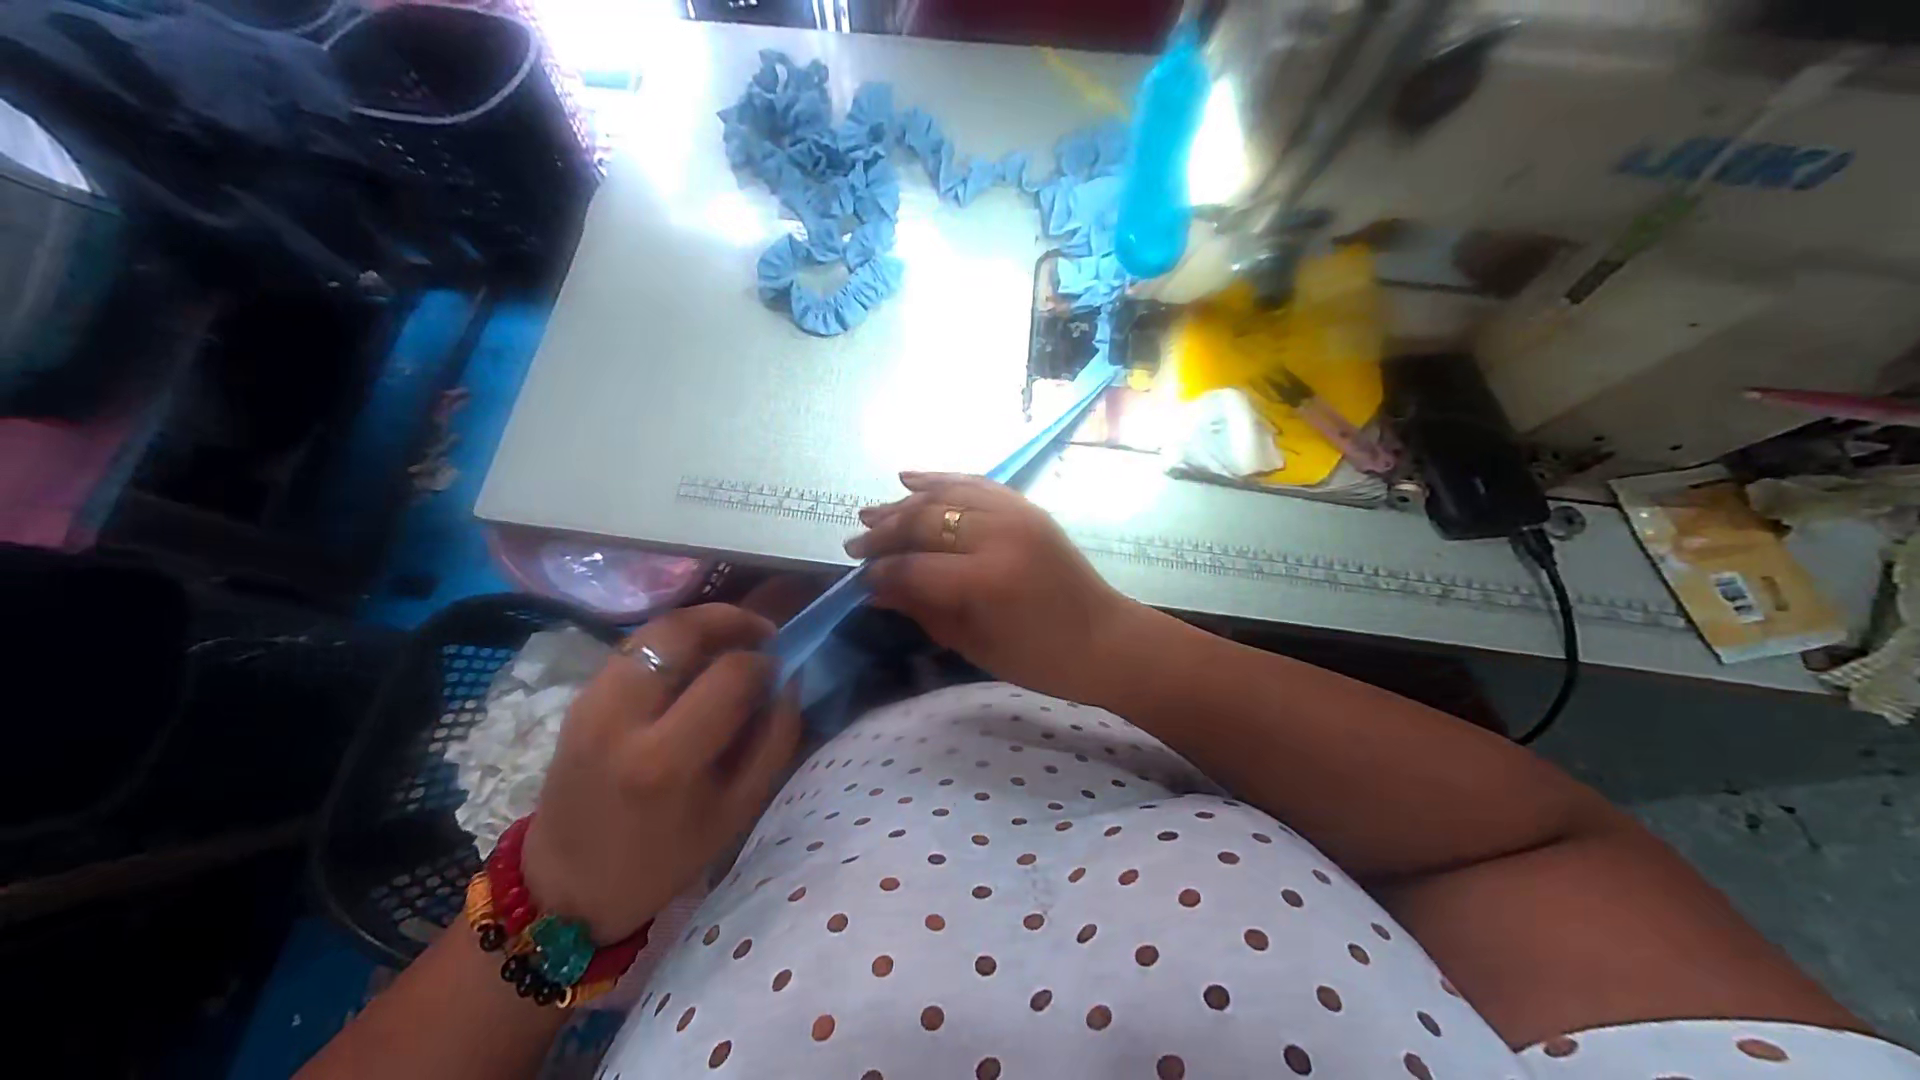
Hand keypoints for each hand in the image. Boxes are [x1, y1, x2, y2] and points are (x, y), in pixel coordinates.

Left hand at [521, 605, 800, 942]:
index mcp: (665, 759)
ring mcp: (591, 703)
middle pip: (681, 630)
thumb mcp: (739, 809)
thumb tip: (790, 679)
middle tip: (761, 633)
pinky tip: (694, 661)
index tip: (780, 670)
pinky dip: (673, 642)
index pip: (730, 674)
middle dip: (731, 619)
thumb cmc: (665, 858)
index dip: (766, 662)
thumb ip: (775, 739)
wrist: (569, 886)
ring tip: (731, 641)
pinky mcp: (578, 699)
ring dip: (701, 624)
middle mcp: (620, 718)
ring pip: (654, 630)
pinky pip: (634, 649)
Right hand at [844, 471, 1141, 699]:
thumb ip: (921, 609)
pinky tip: (911, 479)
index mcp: (987, 579)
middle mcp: (1000, 534)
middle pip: (924, 521)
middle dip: (884, 534)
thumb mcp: (973, 643)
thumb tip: (874, 587)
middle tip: (855, 546)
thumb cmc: (1039, 658)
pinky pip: (976, 483)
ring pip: (945, 494)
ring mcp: (1017, 513)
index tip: (858, 580)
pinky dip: (942, 479)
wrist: (1104, 639)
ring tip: (870, 513)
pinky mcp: (1027, 507)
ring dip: (904, 503)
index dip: (881, 573)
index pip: (915, 567)